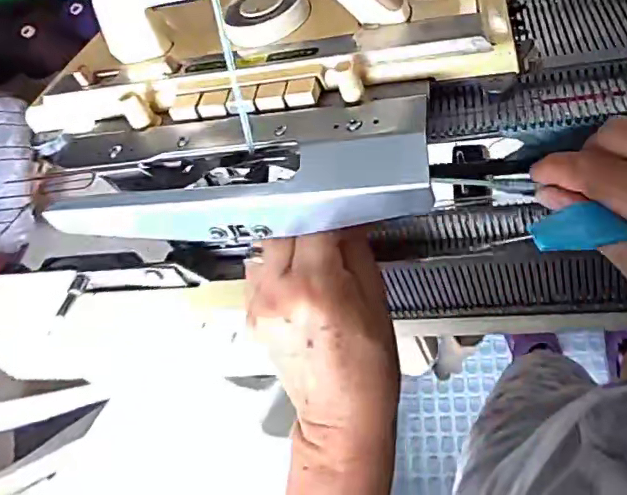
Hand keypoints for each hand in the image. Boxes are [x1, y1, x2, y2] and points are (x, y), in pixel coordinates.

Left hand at [246, 227, 397, 493]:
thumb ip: (354, 248)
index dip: (333, 212)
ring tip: (314, 252)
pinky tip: (298, 270)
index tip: (344, 210)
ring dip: (290, 240)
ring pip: (266, 245)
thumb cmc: (365, 367)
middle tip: (330, 228)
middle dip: (309, 223)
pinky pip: (258, 269)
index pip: (315, 223)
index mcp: (314, 288)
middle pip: (284, 229)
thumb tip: (345, 220)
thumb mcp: (375, 294)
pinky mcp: (252, 317)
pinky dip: (276, 261)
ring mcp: (259, 308)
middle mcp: (279, 295)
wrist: (340, 416)